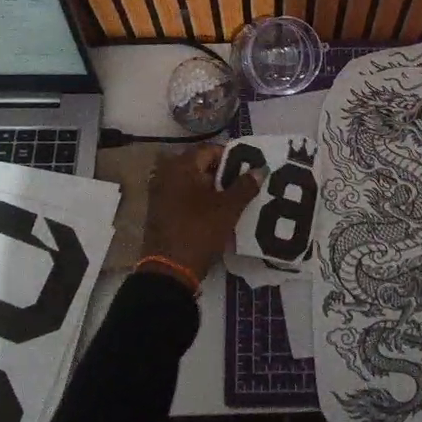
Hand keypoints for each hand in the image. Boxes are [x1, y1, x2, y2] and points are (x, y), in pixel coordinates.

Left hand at [142, 144, 260, 283]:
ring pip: (193, 183)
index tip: (248, 168)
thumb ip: (245, 186)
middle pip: (200, 165)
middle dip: (223, 174)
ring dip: (212, 188)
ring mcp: (160, 193)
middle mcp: (166, 174)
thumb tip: (261, 169)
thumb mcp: (227, 209)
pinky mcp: (160, 211)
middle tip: (245, 184)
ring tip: (235, 199)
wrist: (169, 271)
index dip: (231, 157)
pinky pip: (184, 196)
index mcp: (180, 167)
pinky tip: (217, 212)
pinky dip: (200, 200)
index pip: (209, 150)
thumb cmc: (199, 231)